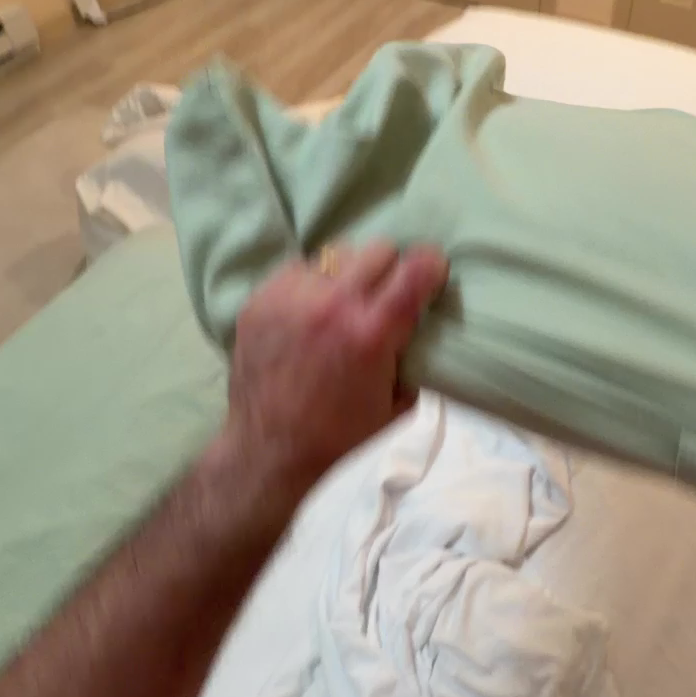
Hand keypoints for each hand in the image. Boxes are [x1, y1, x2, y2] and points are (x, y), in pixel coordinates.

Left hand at [213, 241, 447, 503]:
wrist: (271, 448)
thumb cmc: (342, 432)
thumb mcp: (398, 402)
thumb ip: (412, 357)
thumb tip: (418, 328)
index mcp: (372, 333)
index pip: (416, 269)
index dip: (433, 264)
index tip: (433, 274)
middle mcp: (332, 305)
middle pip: (378, 249)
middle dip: (391, 268)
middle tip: (386, 294)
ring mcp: (292, 297)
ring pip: (337, 253)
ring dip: (350, 273)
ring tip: (344, 302)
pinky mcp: (262, 298)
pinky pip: (300, 267)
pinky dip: (313, 283)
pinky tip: (311, 311)